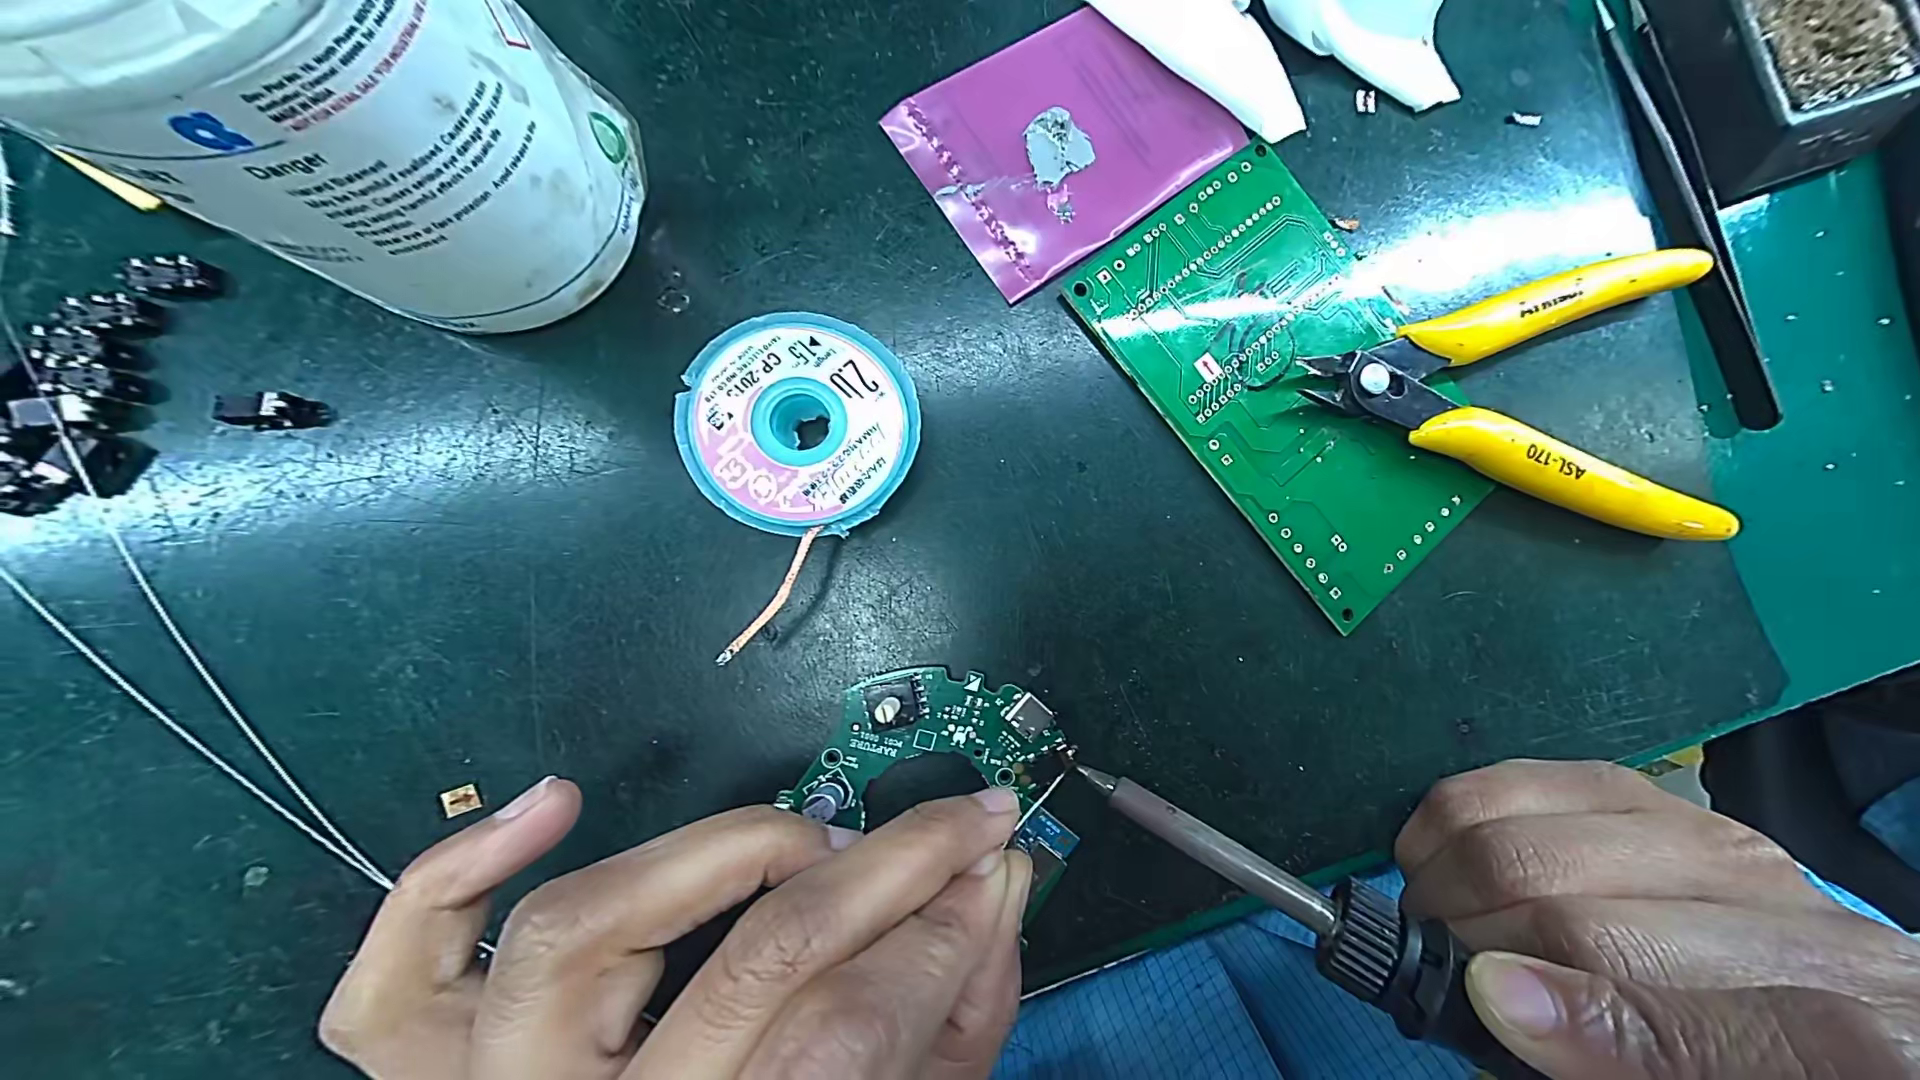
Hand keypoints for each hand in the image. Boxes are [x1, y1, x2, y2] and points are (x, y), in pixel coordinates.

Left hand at [319, 777, 1030, 1078]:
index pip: (854, 1032)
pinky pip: (391, 985)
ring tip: (801, 835)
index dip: (944, 932)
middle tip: (954, 827)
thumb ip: (956, 1006)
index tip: (995, 855)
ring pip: (580, 931)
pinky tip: (557, 800)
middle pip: (757, 966)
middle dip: (890, 872)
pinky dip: (453, 877)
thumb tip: (999, 878)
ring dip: (722, 850)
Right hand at [1397, 759, 1919, 1077]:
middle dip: (1470, 936)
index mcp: (1870, 1048)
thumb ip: (1631, 1055)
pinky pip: (1496, 781)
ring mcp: (1706, 834)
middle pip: (1584, 922)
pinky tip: (1447, 859)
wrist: (1767, 980)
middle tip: (1440, 958)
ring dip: (1441, 875)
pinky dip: (1442, 823)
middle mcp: (1799, 924)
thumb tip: (1493, 992)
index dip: (1600, 1020)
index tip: (1485, 997)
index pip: (1736, 1032)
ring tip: (1438, 908)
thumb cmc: (1726, 1042)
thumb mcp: (1702, 1079)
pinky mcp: (1625, 785)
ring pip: (1517, 836)